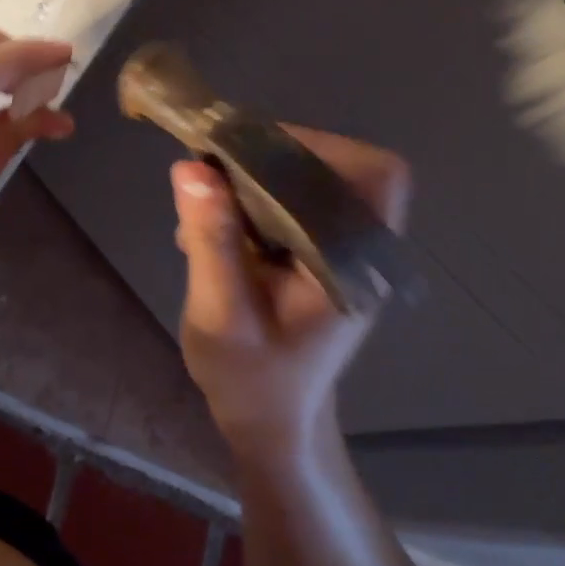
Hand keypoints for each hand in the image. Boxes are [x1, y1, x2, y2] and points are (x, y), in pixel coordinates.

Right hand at [170, 127, 409, 455]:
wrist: (265, 418)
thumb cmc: (249, 375)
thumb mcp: (221, 313)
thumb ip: (212, 241)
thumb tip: (191, 168)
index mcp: (354, 262)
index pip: (374, 175)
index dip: (318, 147)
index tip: (244, 150)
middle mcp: (356, 249)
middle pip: (341, 167)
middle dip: (272, 155)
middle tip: (211, 166)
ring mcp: (336, 251)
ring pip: (311, 180)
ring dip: (254, 175)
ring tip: (202, 200)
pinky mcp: (311, 254)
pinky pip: (289, 201)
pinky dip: (248, 196)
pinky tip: (208, 225)